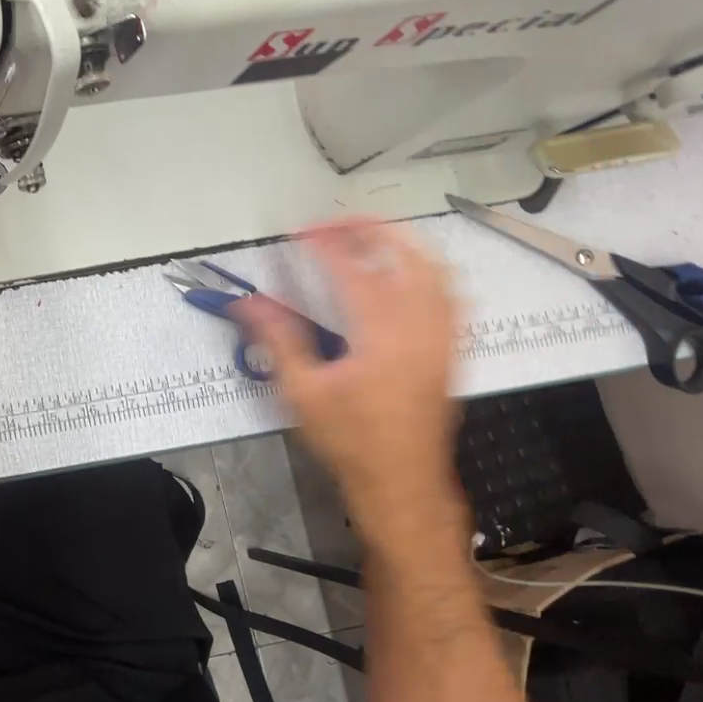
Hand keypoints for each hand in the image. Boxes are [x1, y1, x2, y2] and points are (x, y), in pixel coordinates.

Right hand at [232, 220, 461, 530]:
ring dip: (406, 245)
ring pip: (437, 271)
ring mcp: (443, 336)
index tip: (300, 231)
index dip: (324, 244)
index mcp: (380, 334)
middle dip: (373, 230)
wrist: (401, 479)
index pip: (351, 271)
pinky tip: (414, 274)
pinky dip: (431, 273)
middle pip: (405, 257)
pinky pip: (452, 296)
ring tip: (377, 235)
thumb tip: (249, 304)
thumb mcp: (301, 392)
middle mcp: (419, 327)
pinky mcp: (451, 349)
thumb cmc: (349, 439)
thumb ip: (278, 339)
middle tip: (340, 222)